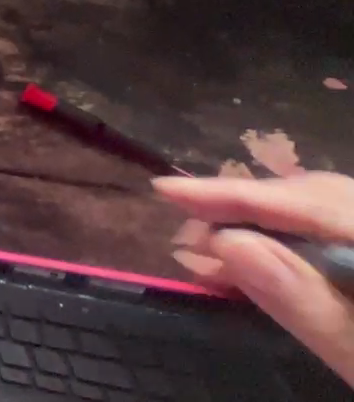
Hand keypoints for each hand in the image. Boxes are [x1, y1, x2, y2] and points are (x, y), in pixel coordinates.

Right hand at [157, 172, 353, 384]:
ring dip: (268, 227)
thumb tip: (225, 241)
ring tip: (212, 246)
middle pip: (335, 201)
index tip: (166, 191)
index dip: (245, 195)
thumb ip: (314, 311)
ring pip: (339, 215)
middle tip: (185, 227)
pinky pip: (346, 241)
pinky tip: (258, 260)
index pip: (332, 207)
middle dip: (252, 208)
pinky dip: (297, 246)